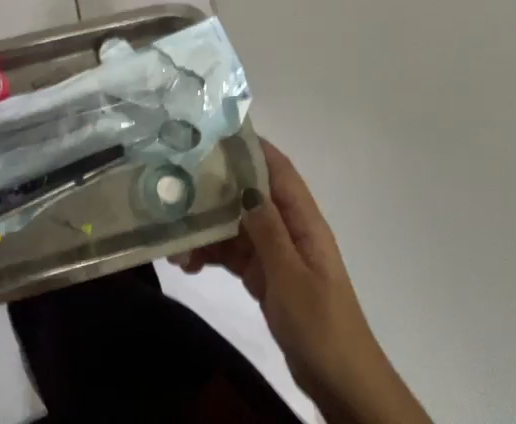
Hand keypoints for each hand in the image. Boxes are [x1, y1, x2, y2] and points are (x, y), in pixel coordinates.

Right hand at [171, 139, 430, 423]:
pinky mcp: (265, 276)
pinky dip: (209, 255)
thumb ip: (267, 230)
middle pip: (248, 193)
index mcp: (304, 222)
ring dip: (205, 228)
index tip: (211, 132)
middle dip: (214, 189)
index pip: (278, 169)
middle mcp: (290, 229)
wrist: (342, 382)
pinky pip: (232, 254)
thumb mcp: (290, 276)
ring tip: (174, 241)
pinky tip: (186, 264)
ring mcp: (276, 253)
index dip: (250, 146)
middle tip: (174, 184)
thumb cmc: (321, 325)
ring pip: (235, 225)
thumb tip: (245, 184)